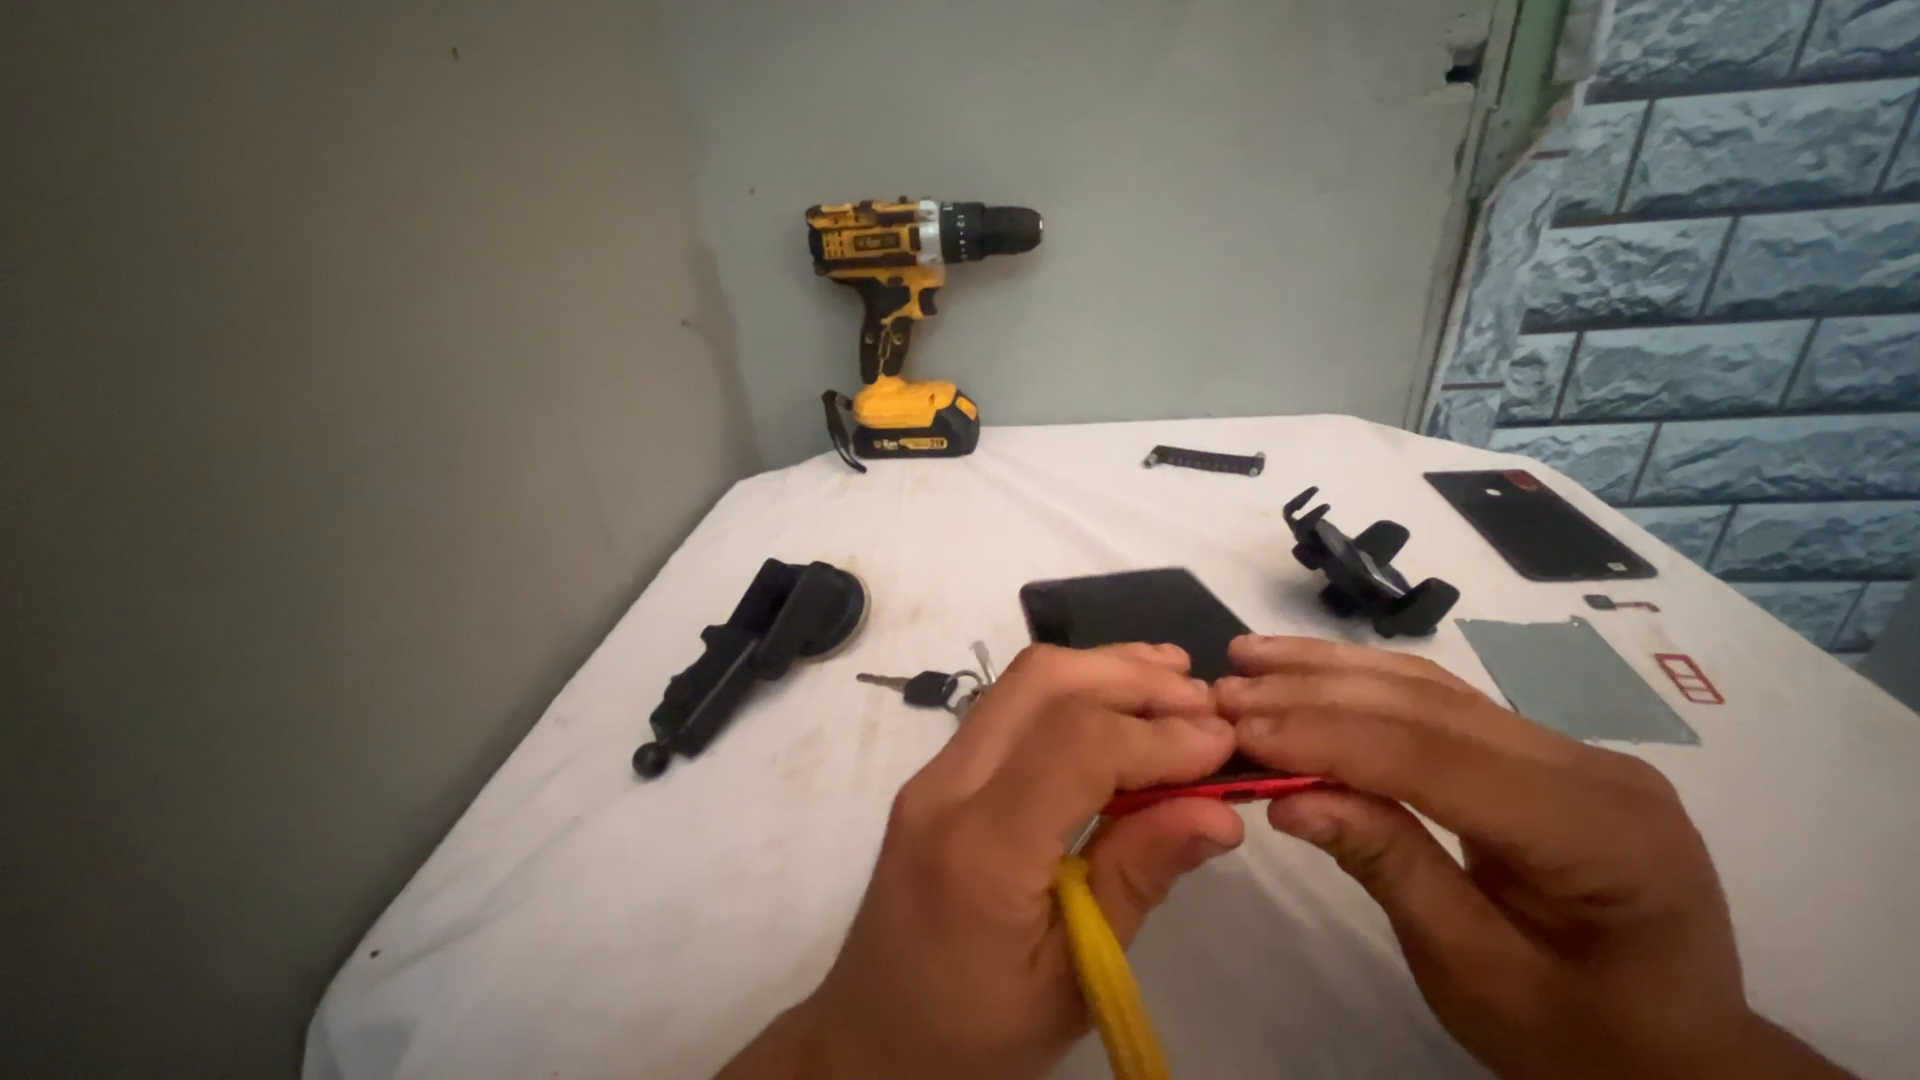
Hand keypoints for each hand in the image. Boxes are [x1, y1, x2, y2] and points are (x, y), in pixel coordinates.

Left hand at [718, 644, 1242, 1079]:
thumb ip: (1139, 880)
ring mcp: (933, 773)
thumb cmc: (977, 1031)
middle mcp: (946, 788)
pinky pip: (1007, 705)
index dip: (1158, 735)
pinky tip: (1117, 702)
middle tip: (1206, 703)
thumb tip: (1220, 811)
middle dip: (1134, 680)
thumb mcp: (1075, 979)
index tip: (1224, 747)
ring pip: (1022, 682)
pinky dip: (1072, 689)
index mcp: (981, 850)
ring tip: (1175, 680)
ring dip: (1103, 669)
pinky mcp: (936, 773)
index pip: (1076, 747)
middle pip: (1044, 685)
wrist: (872, 1036)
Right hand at [1218, 635, 1851, 1079]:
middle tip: (1225, 693)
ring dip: (1329, 670)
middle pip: (1429, 707)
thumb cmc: (1576, 1035)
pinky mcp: (1537, 749)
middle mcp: (1591, 768)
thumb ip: (1389, 869)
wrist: (1673, 1052)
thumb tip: (1288, 801)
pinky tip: (1308, 668)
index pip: (1437, 760)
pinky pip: (1438, 702)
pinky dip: (1361, 682)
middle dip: (1314, 695)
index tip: (1240, 730)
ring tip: (1247, 658)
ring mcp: (1568, 750)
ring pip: (1429, 687)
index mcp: (1597, 835)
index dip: (1330, 739)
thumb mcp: (1473, 971)